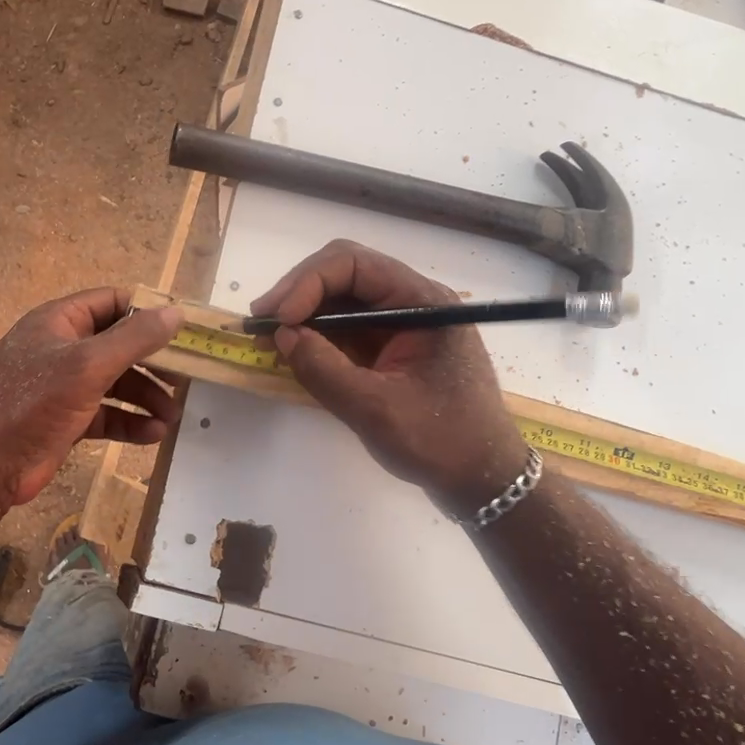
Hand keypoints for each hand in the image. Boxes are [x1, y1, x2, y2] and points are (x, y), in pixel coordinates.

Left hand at [0, 287, 184, 505]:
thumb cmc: (32, 403)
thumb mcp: (88, 365)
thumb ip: (134, 338)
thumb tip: (176, 312)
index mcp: (59, 322)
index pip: (111, 302)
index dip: (147, 312)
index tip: (183, 329)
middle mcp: (61, 348)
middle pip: (118, 344)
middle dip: (152, 362)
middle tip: (186, 378)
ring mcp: (61, 386)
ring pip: (114, 382)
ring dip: (145, 397)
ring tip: (173, 416)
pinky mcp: (63, 420)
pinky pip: (104, 414)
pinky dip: (129, 422)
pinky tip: (153, 435)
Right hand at [252, 240, 526, 501]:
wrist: (483, 480)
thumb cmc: (442, 442)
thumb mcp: (376, 409)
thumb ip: (325, 369)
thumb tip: (282, 335)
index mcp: (422, 302)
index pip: (353, 264)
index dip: (308, 283)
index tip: (279, 317)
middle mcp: (412, 302)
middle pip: (344, 273)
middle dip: (299, 292)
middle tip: (260, 320)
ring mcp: (402, 324)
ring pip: (342, 299)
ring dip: (304, 312)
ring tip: (268, 334)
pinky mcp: (392, 347)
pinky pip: (347, 327)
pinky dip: (316, 333)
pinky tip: (292, 348)